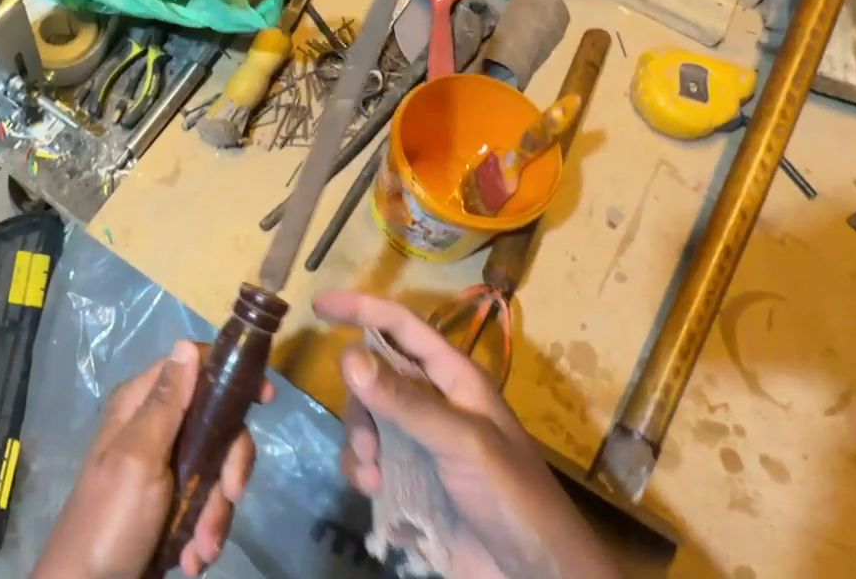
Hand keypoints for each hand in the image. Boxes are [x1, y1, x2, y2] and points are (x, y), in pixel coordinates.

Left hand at [34, 340, 273, 578]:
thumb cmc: (110, 518)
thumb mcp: (139, 456)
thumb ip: (166, 403)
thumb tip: (185, 343)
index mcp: (140, 405)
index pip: (190, 367)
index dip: (228, 375)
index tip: (264, 397)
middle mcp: (155, 428)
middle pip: (216, 424)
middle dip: (229, 468)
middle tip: (232, 496)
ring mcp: (165, 467)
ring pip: (217, 470)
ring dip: (217, 512)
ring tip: (200, 548)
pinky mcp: (172, 504)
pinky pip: (207, 505)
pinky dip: (205, 531)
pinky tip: (193, 557)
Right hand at [313, 291, 618, 578]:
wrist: (535, 577)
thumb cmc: (513, 496)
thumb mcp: (462, 442)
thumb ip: (405, 401)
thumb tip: (347, 355)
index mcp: (454, 378)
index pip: (401, 326)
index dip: (362, 308)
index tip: (319, 304)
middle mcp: (433, 402)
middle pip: (373, 375)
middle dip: (359, 402)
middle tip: (365, 440)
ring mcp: (419, 442)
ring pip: (365, 418)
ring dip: (359, 442)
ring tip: (373, 474)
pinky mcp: (408, 479)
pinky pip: (367, 459)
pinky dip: (362, 471)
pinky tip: (375, 492)